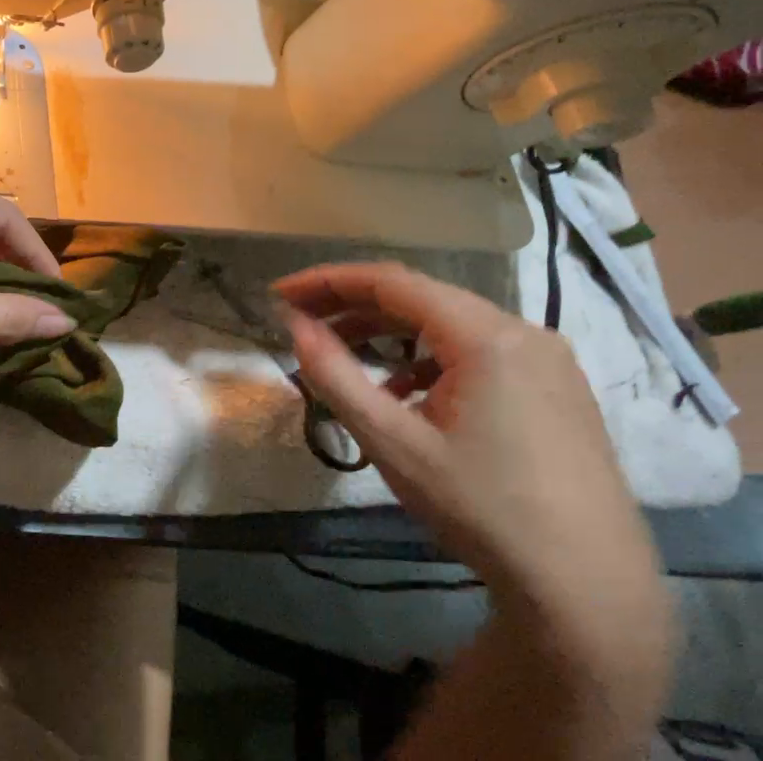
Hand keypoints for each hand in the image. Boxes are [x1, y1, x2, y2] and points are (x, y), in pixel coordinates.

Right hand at [273, 264, 663, 617]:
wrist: (585, 581)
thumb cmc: (478, 504)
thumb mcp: (389, 439)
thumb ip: (333, 373)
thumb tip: (294, 324)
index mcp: (487, 338)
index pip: (392, 283)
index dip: (327, 280)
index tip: (278, 293)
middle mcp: (525, 334)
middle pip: (422, 297)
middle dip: (352, 304)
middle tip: (298, 320)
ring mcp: (549, 362)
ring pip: (449, 323)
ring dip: (386, 331)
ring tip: (338, 354)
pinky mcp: (557, 390)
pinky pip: (477, 350)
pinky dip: (425, 356)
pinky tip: (401, 391)